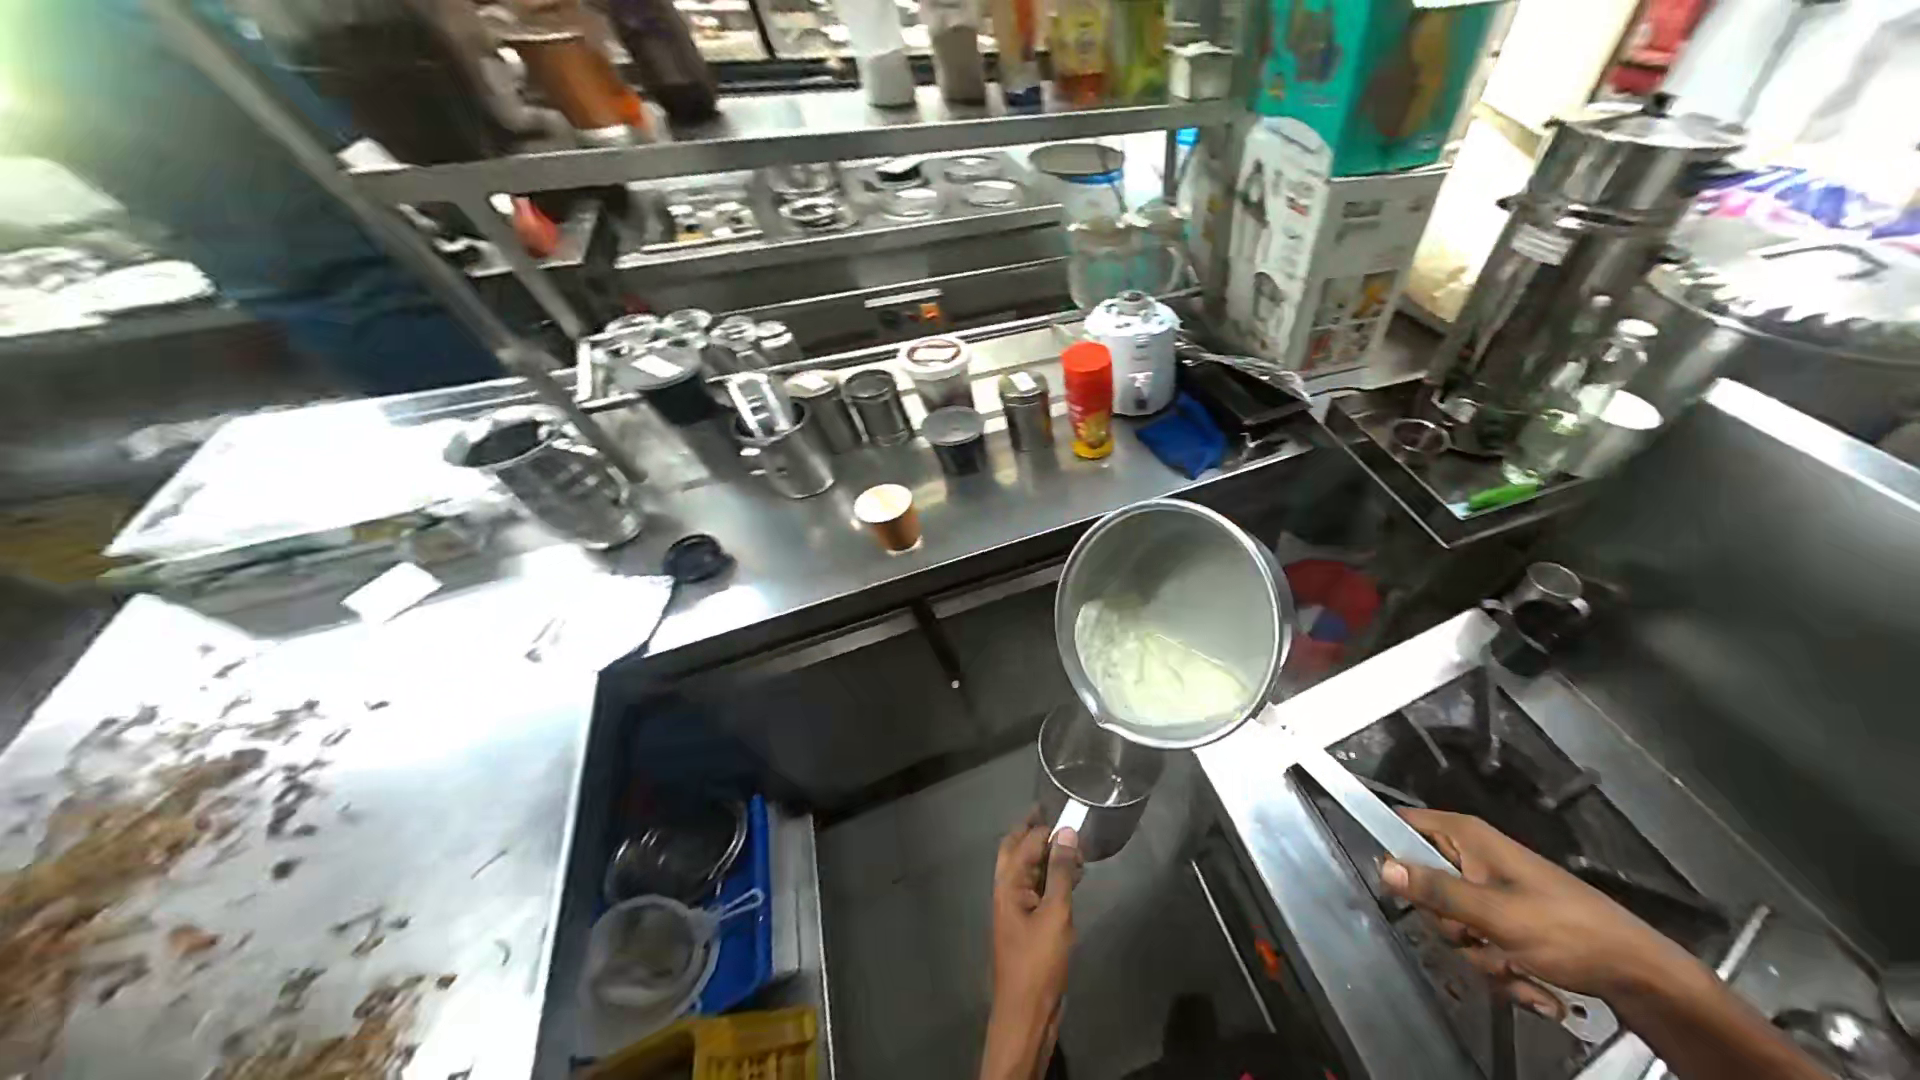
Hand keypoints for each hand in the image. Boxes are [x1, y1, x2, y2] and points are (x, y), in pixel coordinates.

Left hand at [980, 811, 1081, 1079]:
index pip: (1026, 842)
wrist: (1027, 1012)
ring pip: (1029, 869)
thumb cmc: (1038, 961)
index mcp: (1007, 883)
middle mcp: (1007, 889)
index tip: (1067, 812)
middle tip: (1056, 816)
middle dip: (1034, 831)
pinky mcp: (1029, 924)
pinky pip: (1039, 889)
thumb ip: (1061, 872)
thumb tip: (1066, 832)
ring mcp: (1017, 907)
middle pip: (1017, 850)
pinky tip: (1073, 877)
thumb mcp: (1055, 913)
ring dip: (1047, 854)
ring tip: (1073, 844)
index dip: (1046, 827)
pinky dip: (1053, 877)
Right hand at [1380, 809, 1695, 1016]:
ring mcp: (1490, 892)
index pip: (1403, 824)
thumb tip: (1384, 867)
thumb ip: (1436, 891)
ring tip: (1516, 967)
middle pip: (1424, 884)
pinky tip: (1531, 982)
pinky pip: (1478, 944)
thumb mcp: (1495, 914)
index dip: (1391, 850)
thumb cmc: (1569, 931)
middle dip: (1448, 924)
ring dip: (1479, 955)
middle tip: (1475, 935)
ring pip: (1451, 922)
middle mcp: (1473, 858)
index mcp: (1466, 838)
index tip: (1397, 886)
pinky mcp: (1506, 923)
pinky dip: (1500, 968)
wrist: (1643, 978)